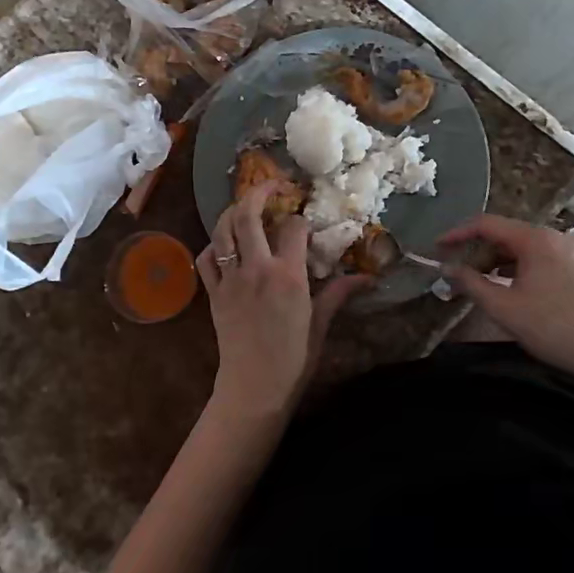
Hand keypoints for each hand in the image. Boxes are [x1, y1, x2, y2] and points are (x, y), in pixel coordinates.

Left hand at [197, 183, 364, 413]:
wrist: (254, 387)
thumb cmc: (294, 358)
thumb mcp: (320, 324)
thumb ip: (337, 294)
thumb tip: (367, 277)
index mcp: (288, 276)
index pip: (293, 227)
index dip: (300, 218)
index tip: (304, 221)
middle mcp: (256, 269)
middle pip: (249, 215)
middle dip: (259, 192)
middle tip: (271, 185)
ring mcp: (230, 279)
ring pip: (222, 230)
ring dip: (232, 212)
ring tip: (244, 207)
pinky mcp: (213, 293)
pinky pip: (206, 258)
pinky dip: (213, 246)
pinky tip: (224, 246)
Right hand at [437, 215, 573, 390]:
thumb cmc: (558, 329)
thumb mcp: (505, 309)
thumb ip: (471, 285)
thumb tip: (446, 269)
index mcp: (536, 240)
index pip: (486, 223)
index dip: (457, 233)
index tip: (435, 248)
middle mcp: (555, 238)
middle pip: (505, 234)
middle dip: (475, 250)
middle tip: (453, 271)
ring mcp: (571, 252)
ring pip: (522, 248)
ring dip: (495, 262)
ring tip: (477, 284)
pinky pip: (538, 259)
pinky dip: (516, 269)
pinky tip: (508, 291)